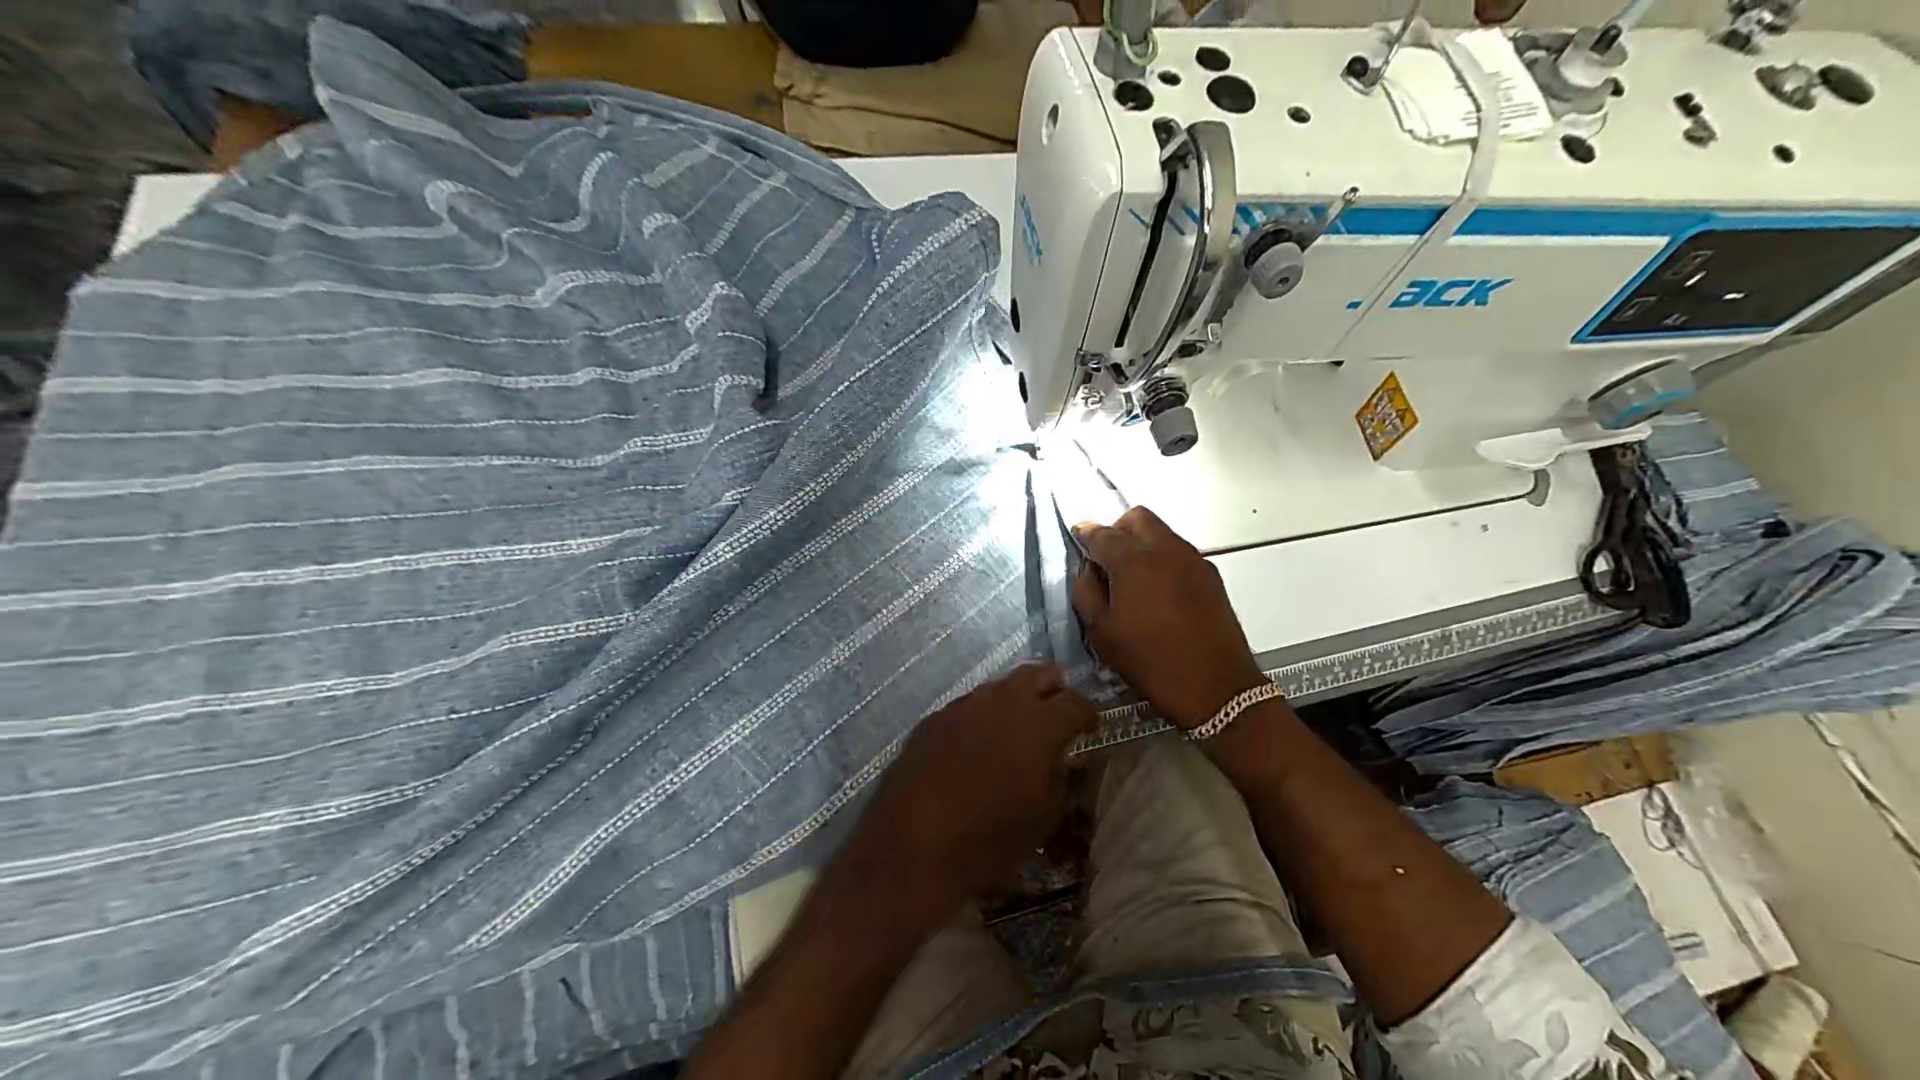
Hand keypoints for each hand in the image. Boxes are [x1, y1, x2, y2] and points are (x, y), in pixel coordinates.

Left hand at [854, 664, 1095, 903]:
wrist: (914, 846)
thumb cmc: (990, 838)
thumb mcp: (1044, 816)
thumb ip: (1061, 776)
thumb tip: (1062, 757)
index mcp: (1039, 723)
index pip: (1076, 702)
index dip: (1088, 715)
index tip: (1089, 728)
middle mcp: (1002, 700)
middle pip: (1037, 674)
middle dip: (1052, 689)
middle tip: (1055, 713)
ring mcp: (964, 704)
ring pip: (999, 687)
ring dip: (1014, 702)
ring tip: (1014, 730)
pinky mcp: (935, 718)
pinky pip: (967, 706)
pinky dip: (981, 718)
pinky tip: (976, 745)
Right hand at [1071, 507, 1267, 730]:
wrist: (1216, 688)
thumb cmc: (1151, 662)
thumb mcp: (1102, 633)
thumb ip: (1086, 593)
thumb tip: (1088, 571)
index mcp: (1134, 561)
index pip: (1101, 532)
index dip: (1085, 534)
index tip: (1078, 540)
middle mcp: (1166, 550)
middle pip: (1137, 518)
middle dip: (1117, 530)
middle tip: (1106, 560)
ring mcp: (1194, 560)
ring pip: (1161, 533)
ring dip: (1141, 544)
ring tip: (1132, 580)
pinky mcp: (1211, 576)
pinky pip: (1179, 553)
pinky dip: (1162, 560)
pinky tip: (1158, 593)